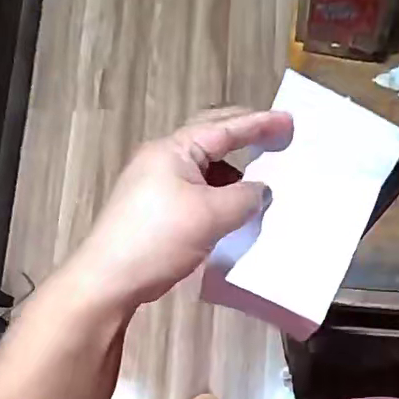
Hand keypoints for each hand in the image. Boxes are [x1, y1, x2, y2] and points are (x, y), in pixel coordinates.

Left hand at [65, 107, 293, 306]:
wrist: (111, 277)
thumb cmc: (159, 238)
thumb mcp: (211, 215)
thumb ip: (245, 198)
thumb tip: (262, 191)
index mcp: (174, 150)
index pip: (225, 129)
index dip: (259, 123)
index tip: (288, 120)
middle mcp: (164, 159)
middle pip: (211, 137)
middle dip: (243, 134)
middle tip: (275, 134)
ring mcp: (157, 184)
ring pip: (205, 167)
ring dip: (234, 167)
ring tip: (260, 175)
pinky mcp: (157, 208)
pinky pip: (198, 189)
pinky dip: (221, 191)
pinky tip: (235, 206)